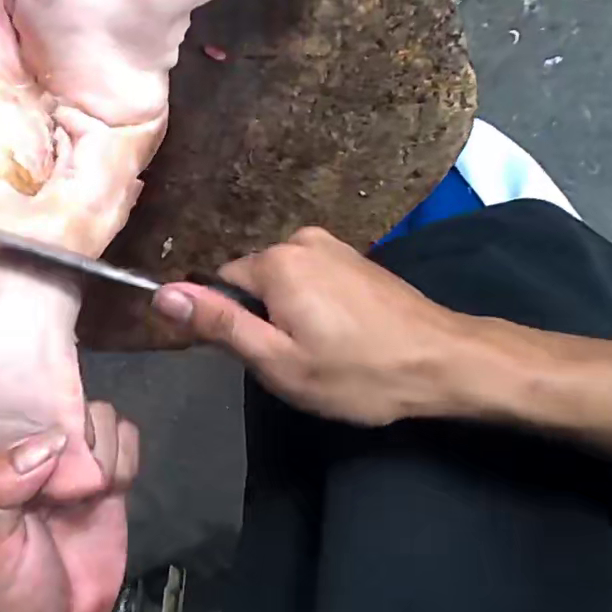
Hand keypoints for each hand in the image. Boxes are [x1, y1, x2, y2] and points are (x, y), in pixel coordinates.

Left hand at [0, 402, 138, 611]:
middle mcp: (29, 445)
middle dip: (77, 431)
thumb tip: (48, 441)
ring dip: (104, 446)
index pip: (7, 400)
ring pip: (97, 413)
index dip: (32, 408)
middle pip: (61, 398)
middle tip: (73, 478)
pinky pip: (125, 437)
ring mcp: (71, 459)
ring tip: (94, 488)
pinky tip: (114, 488)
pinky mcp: (106, 474)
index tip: (51, 439)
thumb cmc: (8, 591)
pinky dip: (126, 455)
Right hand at [152, 227, 493, 425]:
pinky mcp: (354, 255)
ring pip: (279, 278)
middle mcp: (298, 239)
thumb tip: (162, 294)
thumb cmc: (357, 371)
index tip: (262, 351)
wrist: (449, 363)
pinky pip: (308, 274)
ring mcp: (331, 244)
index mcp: (274, 262)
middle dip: (260, 314)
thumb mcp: (277, 360)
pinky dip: (312, 300)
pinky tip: (342, 329)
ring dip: (287, 308)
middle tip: (295, 355)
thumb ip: (218, 323)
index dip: (232, 322)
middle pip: (250, 279)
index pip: (218, 284)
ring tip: (323, 345)